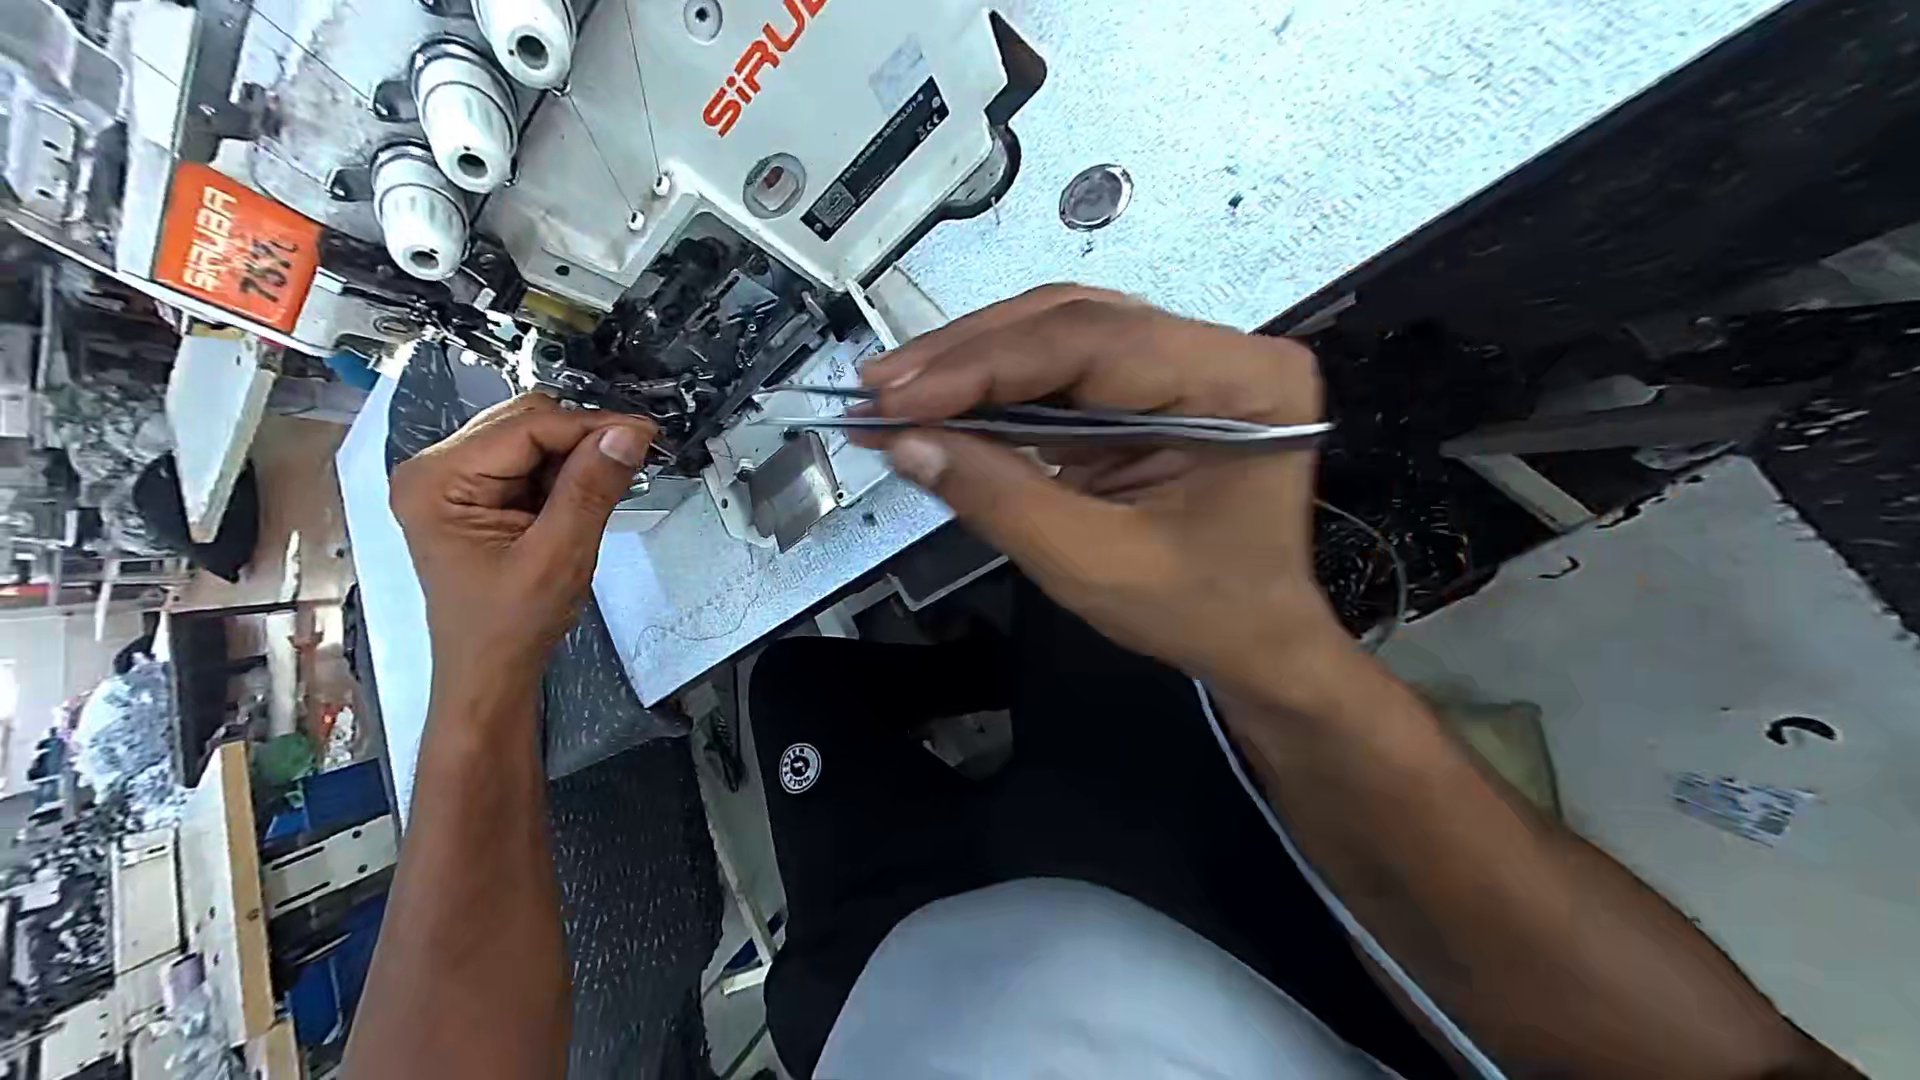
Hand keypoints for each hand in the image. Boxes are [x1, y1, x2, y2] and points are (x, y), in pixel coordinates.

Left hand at [390, 392, 656, 693]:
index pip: (528, 426)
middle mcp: (436, 470)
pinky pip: (532, 462)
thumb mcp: (560, 553)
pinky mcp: (478, 495)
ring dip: (579, 455)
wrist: (492, 666)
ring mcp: (455, 481)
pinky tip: (589, 492)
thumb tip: (627, 435)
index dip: (592, 426)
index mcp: (438, 480)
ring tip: (614, 480)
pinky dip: (568, 471)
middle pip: (527, 422)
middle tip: (635, 455)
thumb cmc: (511, 623)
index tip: (644, 433)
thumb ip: (592, 489)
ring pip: (534, 438)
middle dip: (585, 438)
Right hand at [862, 285, 1352, 701]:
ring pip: (1057, 337)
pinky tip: (944, 403)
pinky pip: (1061, 371)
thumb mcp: (1092, 564)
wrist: (1254, 640)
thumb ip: (999, 497)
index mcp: (1239, 383)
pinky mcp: (1148, 389)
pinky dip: (996, 389)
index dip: (983, 365)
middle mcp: (1218, 351)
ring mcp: (1183, 365)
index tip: (897, 397)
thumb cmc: (1198, 612)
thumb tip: (907, 443)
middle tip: (881, 386)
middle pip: (1071, 323)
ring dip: (972, 365)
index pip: (1091, 343)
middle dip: (966, 356)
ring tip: (898, 393)